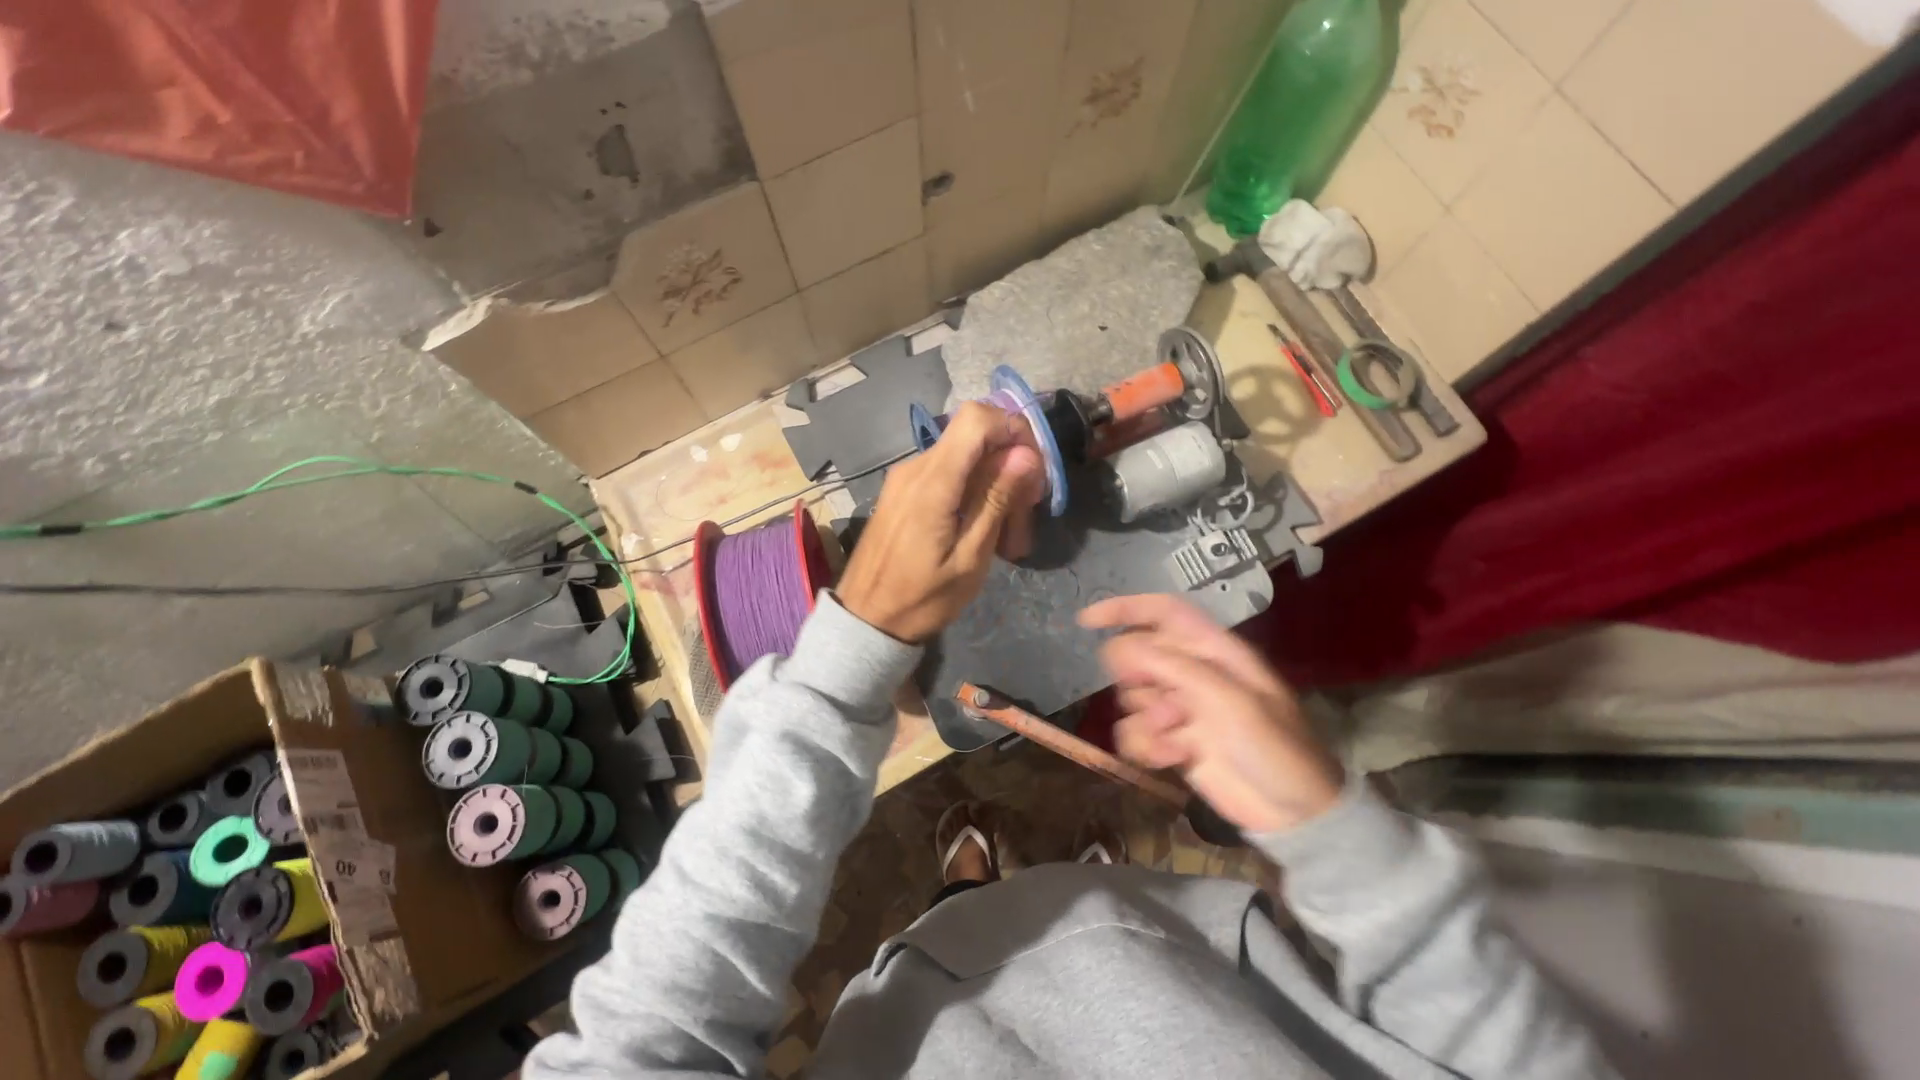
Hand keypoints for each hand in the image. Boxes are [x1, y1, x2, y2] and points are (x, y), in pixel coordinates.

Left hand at [838, 403, 1044, 642]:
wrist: (865, 621)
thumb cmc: (921, 599)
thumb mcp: (969, 558)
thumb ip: (995, 501)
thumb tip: (1025, 454)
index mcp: (933, 481)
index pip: (976, 418)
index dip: (1012, 430)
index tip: (1033, 469)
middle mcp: (915, 468)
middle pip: (974, 436)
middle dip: (1009, 463)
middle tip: (1026, 512)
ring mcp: (905, 478)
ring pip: (963, 456)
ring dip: (993, 482)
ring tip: (1007, 532)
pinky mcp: (902, 491)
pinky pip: (946, 474)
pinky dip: (971, 490)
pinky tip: (981, 529)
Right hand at [1080, 594, 1343, 832]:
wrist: (1294, 814)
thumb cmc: (1276, 749)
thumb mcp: (1232, 702)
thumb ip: (1176, 669)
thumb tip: (1120, 647)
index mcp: (1215, 652)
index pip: (1163, 613)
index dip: (1125, 609)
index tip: (1086, 621)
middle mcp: (1194, 675)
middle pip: (1137, 658)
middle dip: (1138, 683)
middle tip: (1165, 706)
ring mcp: (1182, 711)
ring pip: (1131, 700)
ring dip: (1145, 721)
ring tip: (1176, 739)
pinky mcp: (1172, 744)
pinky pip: (1135, 734)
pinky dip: (1146, 747)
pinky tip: (1172, 761)